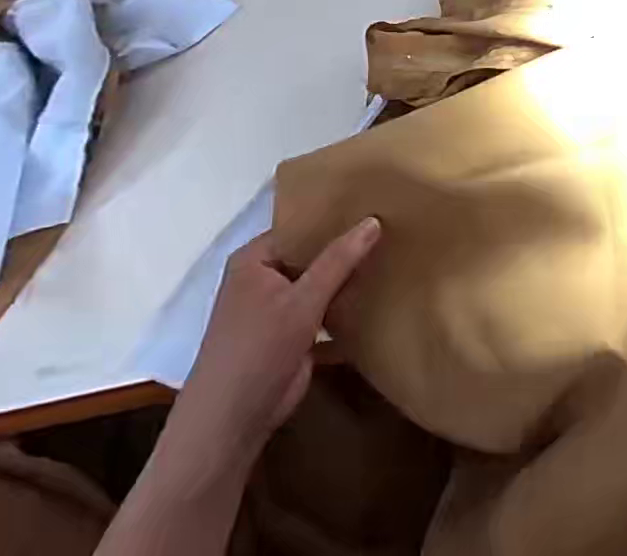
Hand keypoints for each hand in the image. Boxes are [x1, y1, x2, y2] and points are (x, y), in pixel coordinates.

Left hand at [172, 219, 381, 456]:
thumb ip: (339, 260)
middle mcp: (264, 277)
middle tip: (394, 223)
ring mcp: (280, 305)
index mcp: (255, 260)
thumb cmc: (257, 351)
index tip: (376, 203)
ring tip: (395, 249)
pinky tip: (381, 287)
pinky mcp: (294, 330)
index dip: (336, 216)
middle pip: (313, 252)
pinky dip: (346, 299)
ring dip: (350, 273)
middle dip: (347, 244)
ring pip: (322, 279)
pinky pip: (326, 303)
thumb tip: (374, 219)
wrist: (232, 423)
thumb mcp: (302, 300)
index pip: (301, 226)